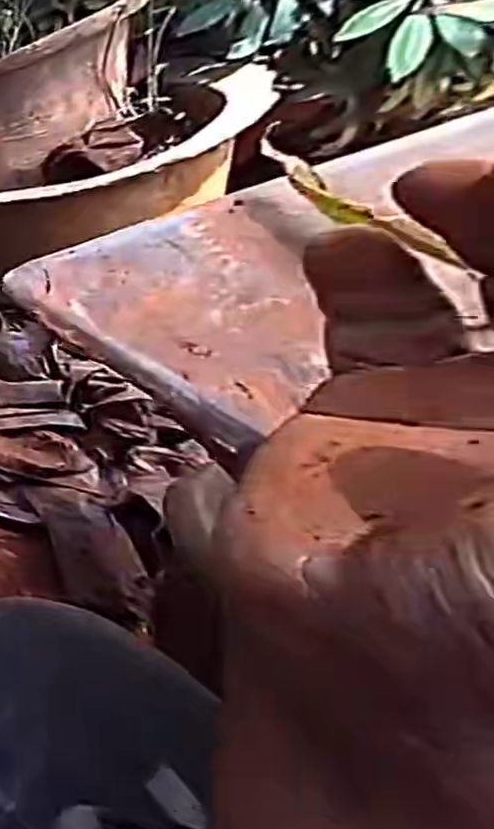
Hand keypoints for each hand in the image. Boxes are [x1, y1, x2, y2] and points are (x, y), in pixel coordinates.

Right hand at [208, 161, 493, 828]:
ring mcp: (474, 398)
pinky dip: (363, 281)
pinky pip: (376, 323)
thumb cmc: (487, 597)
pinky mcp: (370, 404)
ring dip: (472, 224)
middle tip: (478, 177)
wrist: (366, 651)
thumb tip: (477, 335)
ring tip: (434, 187)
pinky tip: (347, 256)